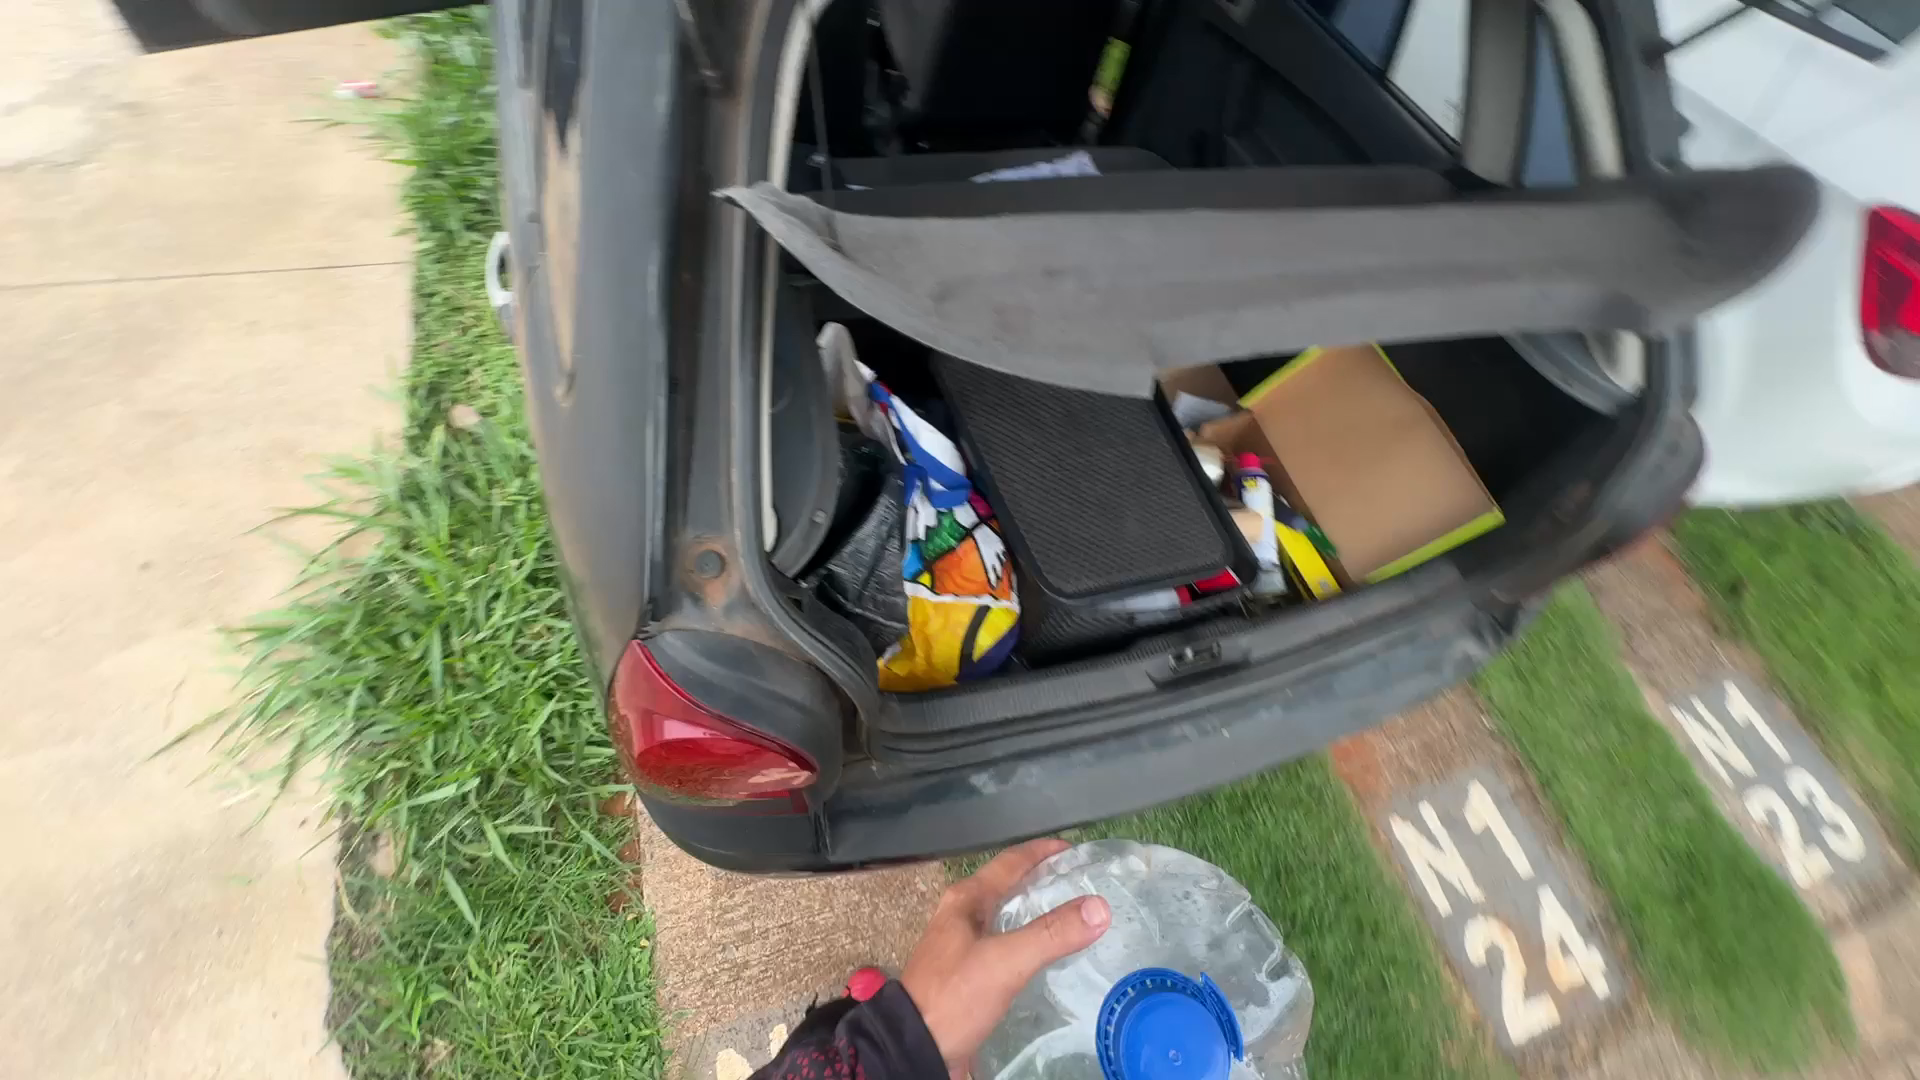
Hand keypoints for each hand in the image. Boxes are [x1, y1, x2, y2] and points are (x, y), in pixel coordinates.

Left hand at [901, 838, 1112, 1078]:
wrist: (913, 1048)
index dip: (1041, 851)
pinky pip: (1001, 945)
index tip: (1072, 849)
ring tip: (1067, 919)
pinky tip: (1042, 960)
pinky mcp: (965, 974)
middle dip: (1039, 879)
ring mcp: (961, 945)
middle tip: (1076, 883)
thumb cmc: (954, 995)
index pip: (1010, 861)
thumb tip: (1098, 906)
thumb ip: (1050, 934)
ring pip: (1004, 916)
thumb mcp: (1005, 961)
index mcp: (967, 899)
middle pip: (1006, 885)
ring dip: (1032, 911)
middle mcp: (962, 914)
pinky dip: (1025, 943)